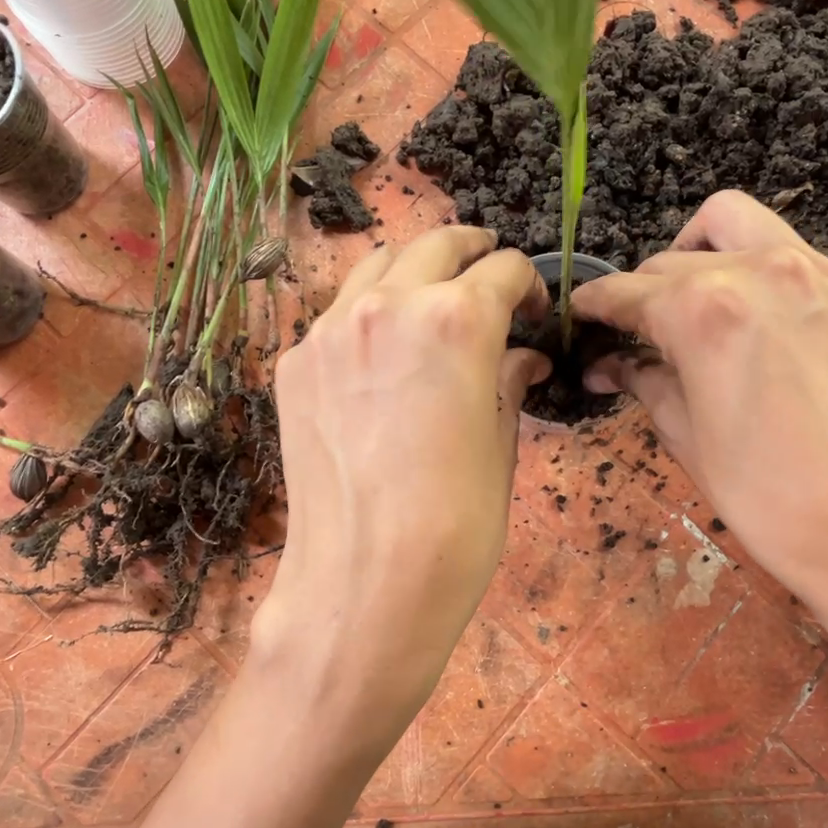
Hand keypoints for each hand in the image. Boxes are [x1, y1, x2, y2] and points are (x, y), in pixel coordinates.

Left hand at [256, 226, 549, 744]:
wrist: (363, 582)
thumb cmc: (457, 524)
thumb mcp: (501, 445)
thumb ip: (509, 382)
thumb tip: (523, 358)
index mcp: (456, 319)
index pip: (502, 269)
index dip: (528, 284)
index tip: (532, 309)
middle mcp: (388, 305)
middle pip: (436, 244)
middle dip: (472, 251)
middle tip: (488, 277)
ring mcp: (331, 329)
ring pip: (378, 265)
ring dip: (413, 271)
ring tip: (430, 301)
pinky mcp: (294, 361)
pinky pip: (338, 313)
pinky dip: (368, 313)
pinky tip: (380, 355)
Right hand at [571, 191, 827, 684]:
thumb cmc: (768, 498)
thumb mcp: (688, 439)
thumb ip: (645, 382)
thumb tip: (608, 366)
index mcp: (703, 310)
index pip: (628, 290)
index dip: (595, 303)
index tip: (580, 312)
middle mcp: (759, 269)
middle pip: (673, 259)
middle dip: (643, 291)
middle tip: (637, 334)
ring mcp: (818, 272)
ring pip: (735, 225)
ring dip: (699, 254)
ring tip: (693, 304)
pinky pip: (789, 254)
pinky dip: (755, 272)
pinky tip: (756, 323)